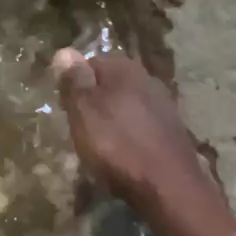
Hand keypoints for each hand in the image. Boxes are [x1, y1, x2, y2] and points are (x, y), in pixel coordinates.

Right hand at [52, 49, 211, 211]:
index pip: (90, 63)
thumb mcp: (84, 111)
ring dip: (112, 118)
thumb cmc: (117, 145)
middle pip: (111, 84)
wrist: (166, 184)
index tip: (64, 107)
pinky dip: (128, 134)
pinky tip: (122, 152)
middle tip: (77, 126)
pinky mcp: (171, 131)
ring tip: (97, 142)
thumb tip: (64, 51)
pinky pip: (141, 125)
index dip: (74, 83)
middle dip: (94, 101)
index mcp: (124, 69)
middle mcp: (147, 79)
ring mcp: (163, 105)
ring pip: (127, 104)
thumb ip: (74, 82)